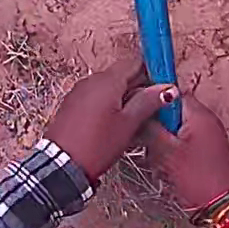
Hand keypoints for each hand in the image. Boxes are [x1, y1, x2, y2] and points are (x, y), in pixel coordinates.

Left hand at [43, 60, 177, 181]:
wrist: (61, 164)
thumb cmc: (96, 145)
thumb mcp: (128, 124)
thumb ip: (148, 102)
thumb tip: (167, 89)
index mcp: (106, 81)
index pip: (134, 63)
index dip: (151, 73)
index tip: (162, 89)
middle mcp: (90, 81)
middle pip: (121, 75)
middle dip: (139, 88)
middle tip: (153, 109)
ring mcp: (79, 92)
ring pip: (109, 88)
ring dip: (124, 99)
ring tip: (135, 121)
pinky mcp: (71, 105)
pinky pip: (95, 98)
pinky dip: (108, 106)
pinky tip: (115, 125)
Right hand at [139, 91, 228, 210]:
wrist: (223, 204)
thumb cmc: (199, 176)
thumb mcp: (167, 150)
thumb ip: (150, 127)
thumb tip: (137, 110)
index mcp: (198, 114)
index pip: (172, 92)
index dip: (152, 97)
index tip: (136, 107)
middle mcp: (203, 120)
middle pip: (170, 109)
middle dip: (154, 121)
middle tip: (142, 134)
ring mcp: (204, 134)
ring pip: (172, 125)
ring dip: (159, 136)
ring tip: (153, 151)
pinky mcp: (201, 149)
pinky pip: (178, 139)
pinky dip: (168, 147)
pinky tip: (161, 161)